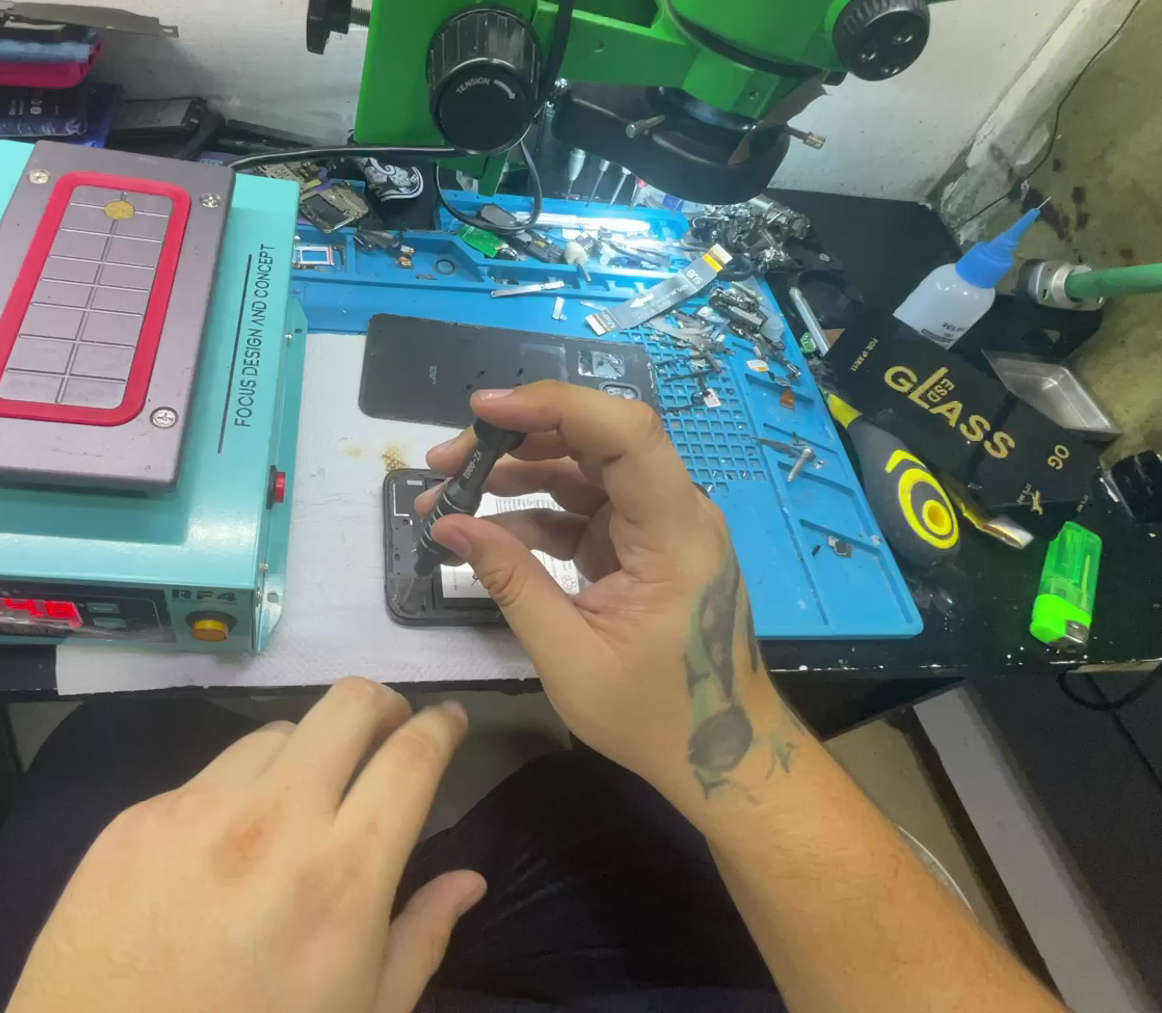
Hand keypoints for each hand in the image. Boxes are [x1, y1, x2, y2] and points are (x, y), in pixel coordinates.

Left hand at [7, 679, 484, 1012]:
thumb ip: (421, 939)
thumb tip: (468, 879)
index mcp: (342, 878)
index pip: (412, 758)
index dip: (441, 725)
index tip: (450, 718)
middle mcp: (273, 821)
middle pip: (347, 704)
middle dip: (382, 704)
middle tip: (387, 732)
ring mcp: (198, 810)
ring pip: (278, 732)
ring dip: (307, 752)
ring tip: (299, 802)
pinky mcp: (137, 818)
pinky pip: (209, 776)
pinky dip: (237, 794)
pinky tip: (219, 851)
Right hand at [415, 382, 794, 808]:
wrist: (718, 754)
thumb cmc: (655, 717)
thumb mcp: (569, 656)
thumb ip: (510, 582)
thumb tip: (448, 526)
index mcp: (673, 534)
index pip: (625, 435)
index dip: (555, 406)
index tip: (484, 411)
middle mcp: (671, 513)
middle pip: (593, 442)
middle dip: (514, 440)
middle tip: (443, 461)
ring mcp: (652, 527)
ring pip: (580, 470)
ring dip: (512, 475)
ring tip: (445, 495)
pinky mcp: (635, 545)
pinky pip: (579, 509)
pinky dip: (530, 514)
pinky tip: (482, 530)